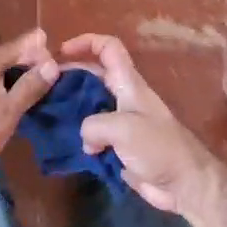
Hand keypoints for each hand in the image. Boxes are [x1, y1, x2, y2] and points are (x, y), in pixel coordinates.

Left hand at [0, 30, 58, 193]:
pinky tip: (20, 100)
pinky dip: (9, 89)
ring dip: (18, 75)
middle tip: (51, 62)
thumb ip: (28, 88)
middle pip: (3, 60)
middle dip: (27, 59)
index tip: (50, 39)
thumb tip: (52, 64)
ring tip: (41, 78)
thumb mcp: (5, 114)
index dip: (31, 45)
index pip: (10, 49)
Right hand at [63, 33, 219, 214]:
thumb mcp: (123, 128)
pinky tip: (60, 140)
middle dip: (68, 75)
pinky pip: (92, 133)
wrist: (184, 184)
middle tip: (42, 85)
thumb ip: (94, 125)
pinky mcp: (118, 145)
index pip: (108, 48)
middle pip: (92, 75)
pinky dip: (77, 134)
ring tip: (45, 112)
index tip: (60, 51)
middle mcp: (123, 97)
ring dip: (69, 106)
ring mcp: (120, 121)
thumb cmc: (158, 148)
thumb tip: (85, 139)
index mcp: (128, 83)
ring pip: (89, 104)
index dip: (86, 42)